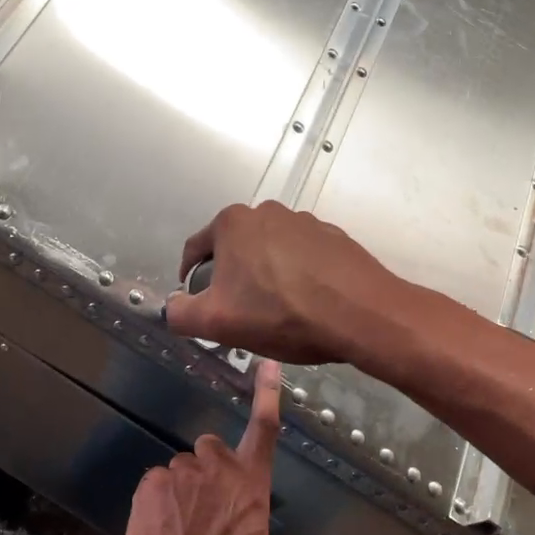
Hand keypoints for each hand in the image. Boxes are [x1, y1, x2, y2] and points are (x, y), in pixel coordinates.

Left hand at [110, 360, 282, 534]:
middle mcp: (220, 469)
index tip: (266, 364)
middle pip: (208, 449)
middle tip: (199, 514)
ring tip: (177, 534)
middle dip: (204, 471)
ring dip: (178, 491)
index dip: (266, 394)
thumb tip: (232, 497)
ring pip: (179, 471)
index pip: (264, 430)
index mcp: (252, 487)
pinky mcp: (152, 481)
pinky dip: (155, 502)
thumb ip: (244, 506)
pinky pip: (156, 483)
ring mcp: (183, 472)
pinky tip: (157, 533)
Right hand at [164, 202, 408, 363]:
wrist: (362, 314)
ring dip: (265, 276)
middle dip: (231, 280)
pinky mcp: (333, 237)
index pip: (195, 250)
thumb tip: (173, 307)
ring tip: (276, 313)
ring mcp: (303, 222)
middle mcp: (266, 212)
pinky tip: (307, 305)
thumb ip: (180, 313)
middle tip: (239, 314)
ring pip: (268, 253)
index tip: (198, 304)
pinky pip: (302, 257)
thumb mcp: (217, 322)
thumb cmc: (282, 313)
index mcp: (232, 223)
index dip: (191, 280)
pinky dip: (297, 276)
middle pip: (234, 250)